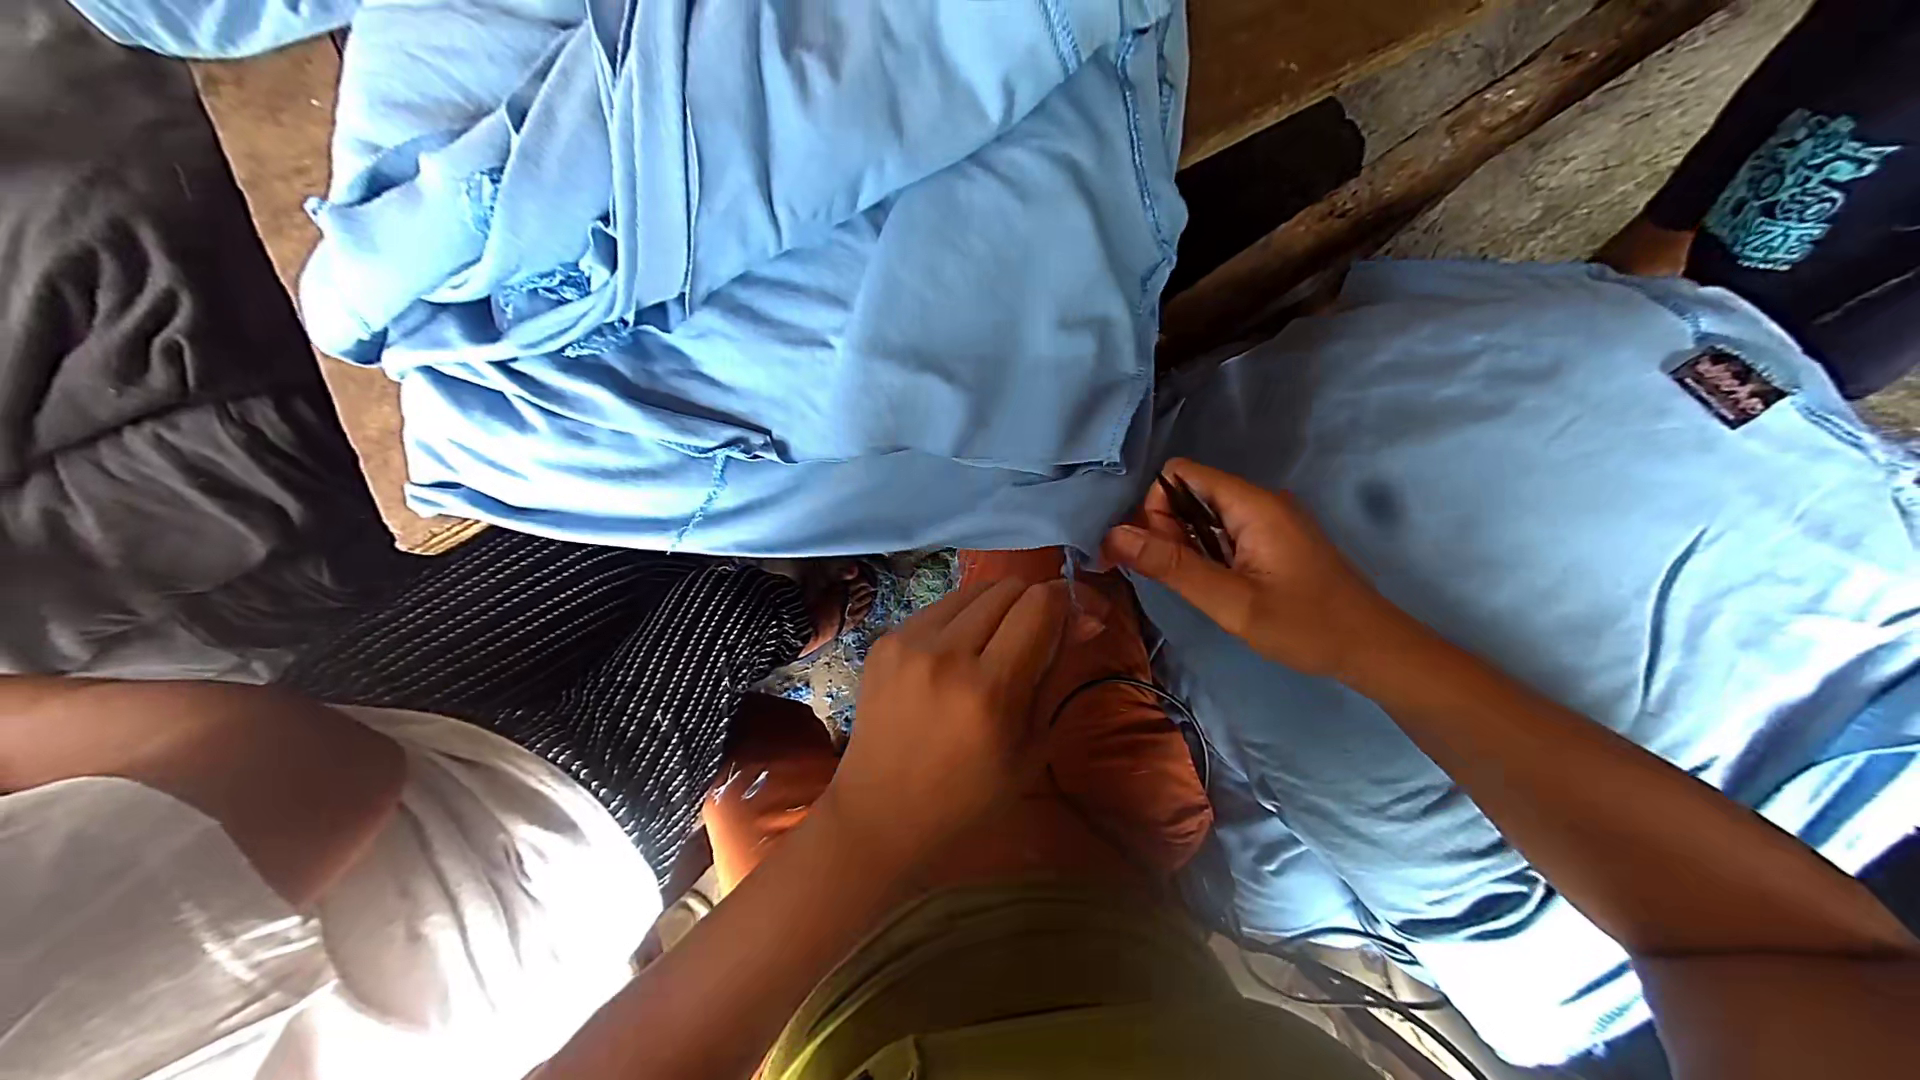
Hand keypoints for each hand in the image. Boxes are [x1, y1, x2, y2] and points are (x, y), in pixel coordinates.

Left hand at [821, 578, 1086, 867]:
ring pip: (973, 589)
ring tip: (993, 645)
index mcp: (990, 689)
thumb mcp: (1032, 746)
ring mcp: (908, 642)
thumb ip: (1057, 673)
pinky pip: (939, 607)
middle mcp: (946, 654)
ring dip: (995, 607)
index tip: (1072, 617)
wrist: (882, 815)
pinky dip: (960, 620)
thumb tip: (1086, 617)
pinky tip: (955, 656)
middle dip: (1032, 603)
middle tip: (1034, 636)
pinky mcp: (884, 640)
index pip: (1040, 604)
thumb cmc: (970, 797)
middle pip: (1008, 587)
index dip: (1065, 602)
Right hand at [1101, 458, 1400, 678]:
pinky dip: (1206, 552)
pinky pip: (1223, 532)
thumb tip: (1114, 536)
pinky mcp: (1272, 540)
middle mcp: (1259, 501)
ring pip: (1204, 515)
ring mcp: (1268, 520)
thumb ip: (1172, 566)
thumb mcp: (1231, 601)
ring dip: (1184, 545)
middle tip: (1174, 577)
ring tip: (1196, 585)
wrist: (1374, 650)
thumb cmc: (1305, 626)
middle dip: (1165, 529)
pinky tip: (1214, 585)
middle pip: (1189, 493)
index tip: (1157, 554)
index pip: (1179, 475)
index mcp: (1252, 504)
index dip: (1155, 508)